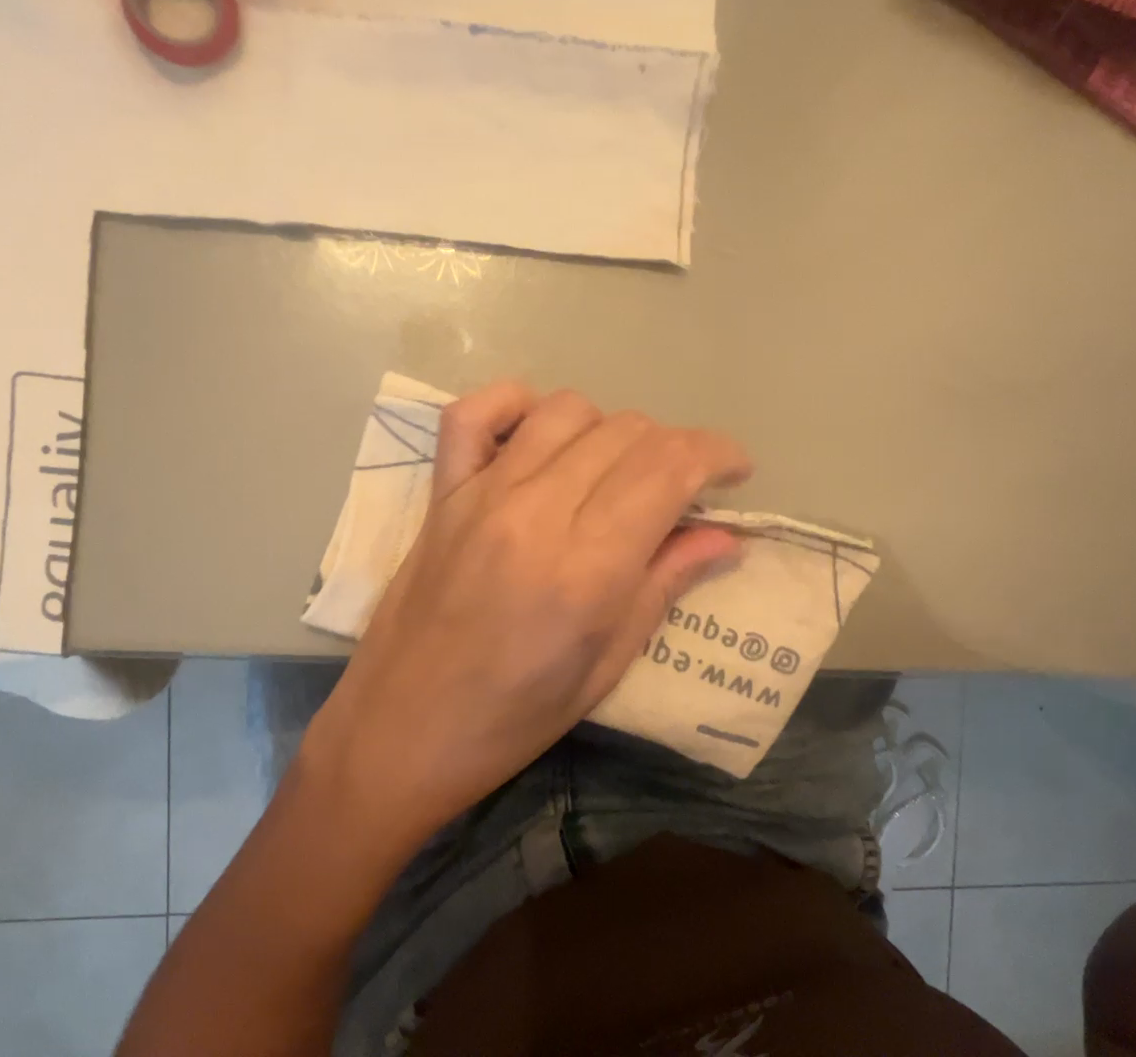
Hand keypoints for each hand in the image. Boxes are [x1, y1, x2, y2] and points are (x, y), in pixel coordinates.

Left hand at [298, 382, 752, 841]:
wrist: (400, 730)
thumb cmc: (513, 719)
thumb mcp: (605, 667)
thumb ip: (664, 586)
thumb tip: (727, 536)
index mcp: (587, 568)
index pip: (670, 467)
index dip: (717, 455)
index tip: (736, 471)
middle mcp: (536, 512)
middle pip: (626, 432)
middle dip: (672, 450)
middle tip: (679, 493)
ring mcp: (481, 494)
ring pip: (565, 410)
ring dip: (608, 430)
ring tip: (615, 473)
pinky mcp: (441, 493)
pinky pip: (476, 412)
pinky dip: (516, 404)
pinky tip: (539, 435)